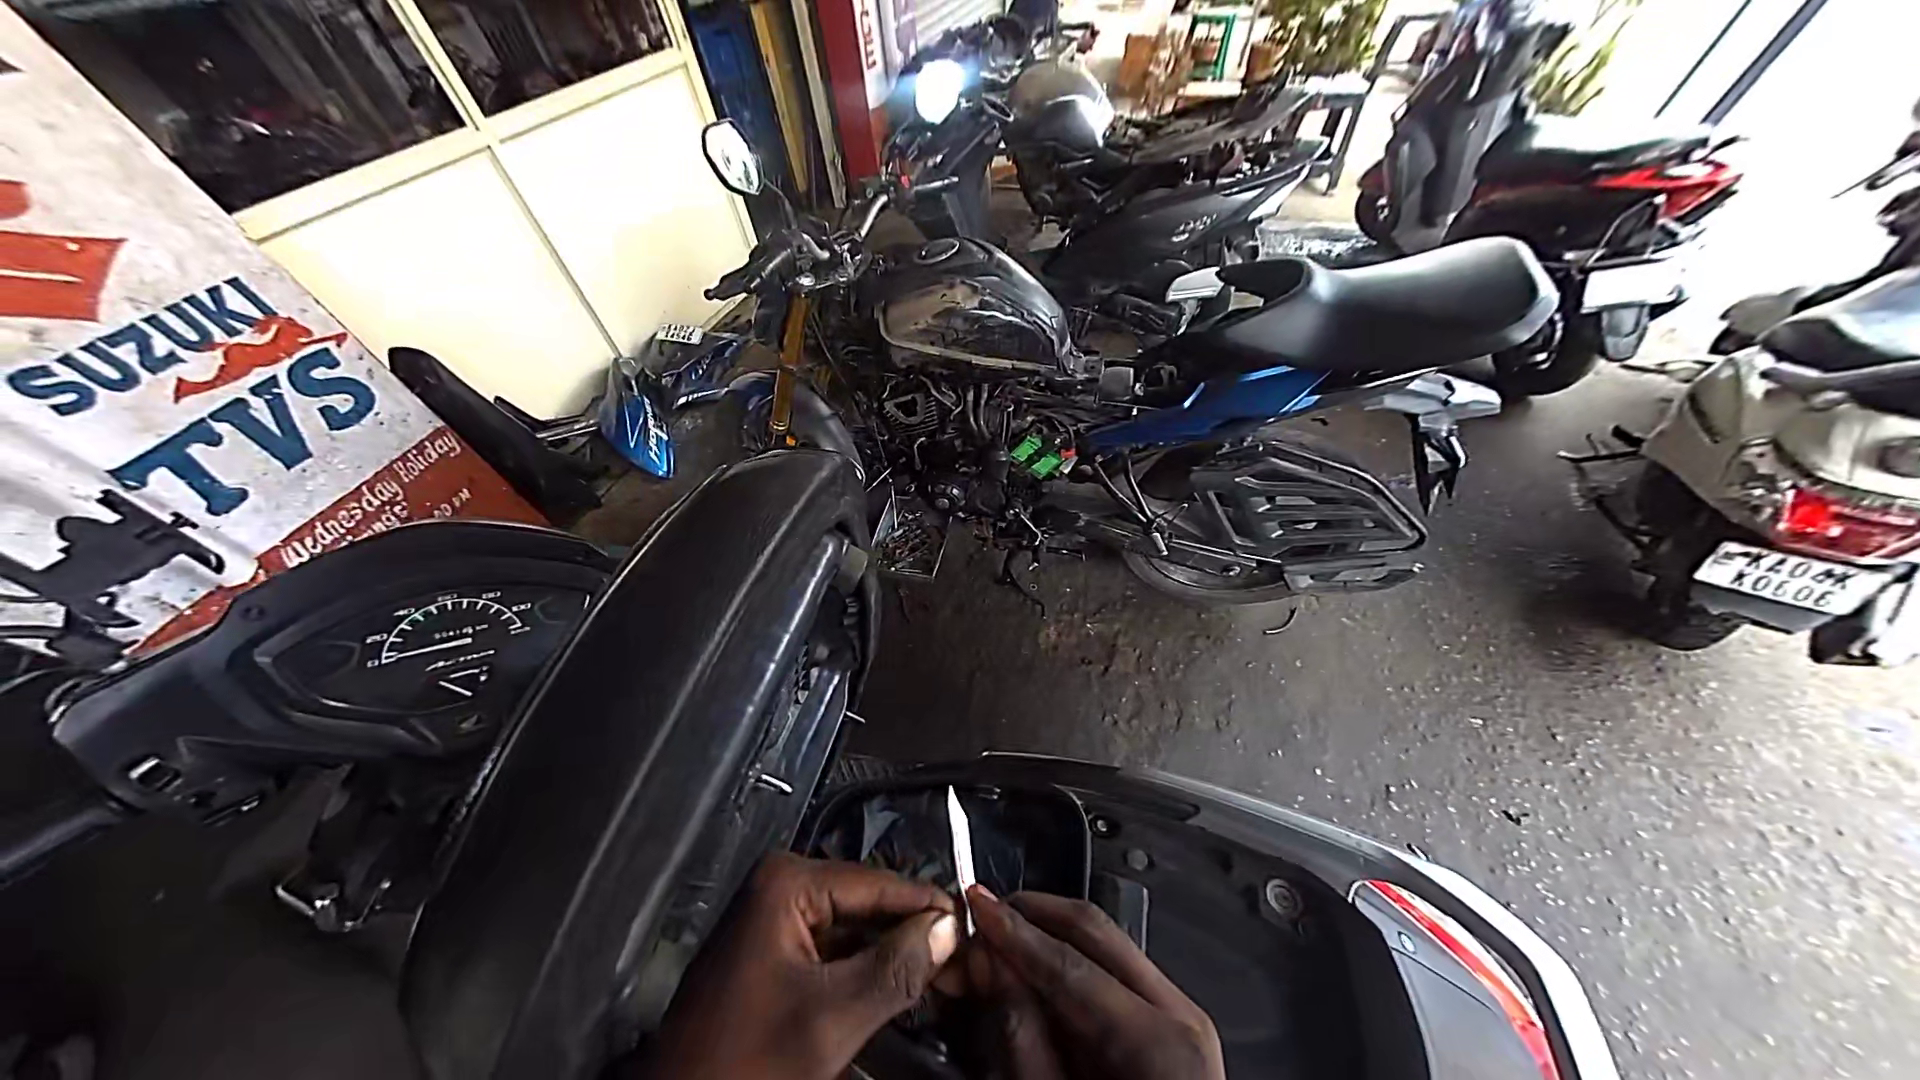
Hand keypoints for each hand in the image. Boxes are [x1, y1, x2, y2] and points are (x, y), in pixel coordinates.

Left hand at [640, 854, 959, 1079]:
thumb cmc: (742, 1063)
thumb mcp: (828, 1020)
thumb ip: (895, 969)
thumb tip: (948, 929)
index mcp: (788, 882)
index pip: (879, 883)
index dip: (929, 905)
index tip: (971, 927)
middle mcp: (782, 885)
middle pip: (869, 902)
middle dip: (913, 932)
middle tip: (959, 958)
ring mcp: (777, 915)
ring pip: (856, 926)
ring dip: (895, 952)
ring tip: (940, 972)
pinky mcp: (776, 947)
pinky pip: (835, 947)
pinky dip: (868, 967)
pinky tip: (900, 984)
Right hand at [967, 887, 1223, 1079]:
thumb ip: (1022, 1036)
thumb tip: (990, 962)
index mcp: (1160, 1046)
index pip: (1071, 962)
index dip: (1015, 929)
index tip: (976, 903)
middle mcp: (1179, 1015)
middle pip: (1092, 929)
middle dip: (1031, 913)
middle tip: (983, 914)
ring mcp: (1180, 1013)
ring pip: (1102, 939)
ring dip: (1046, 931)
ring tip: (998, 939)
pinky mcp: (1170, 1019)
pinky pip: (1110, 967)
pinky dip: (1066, 958)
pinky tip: (1032, 968)